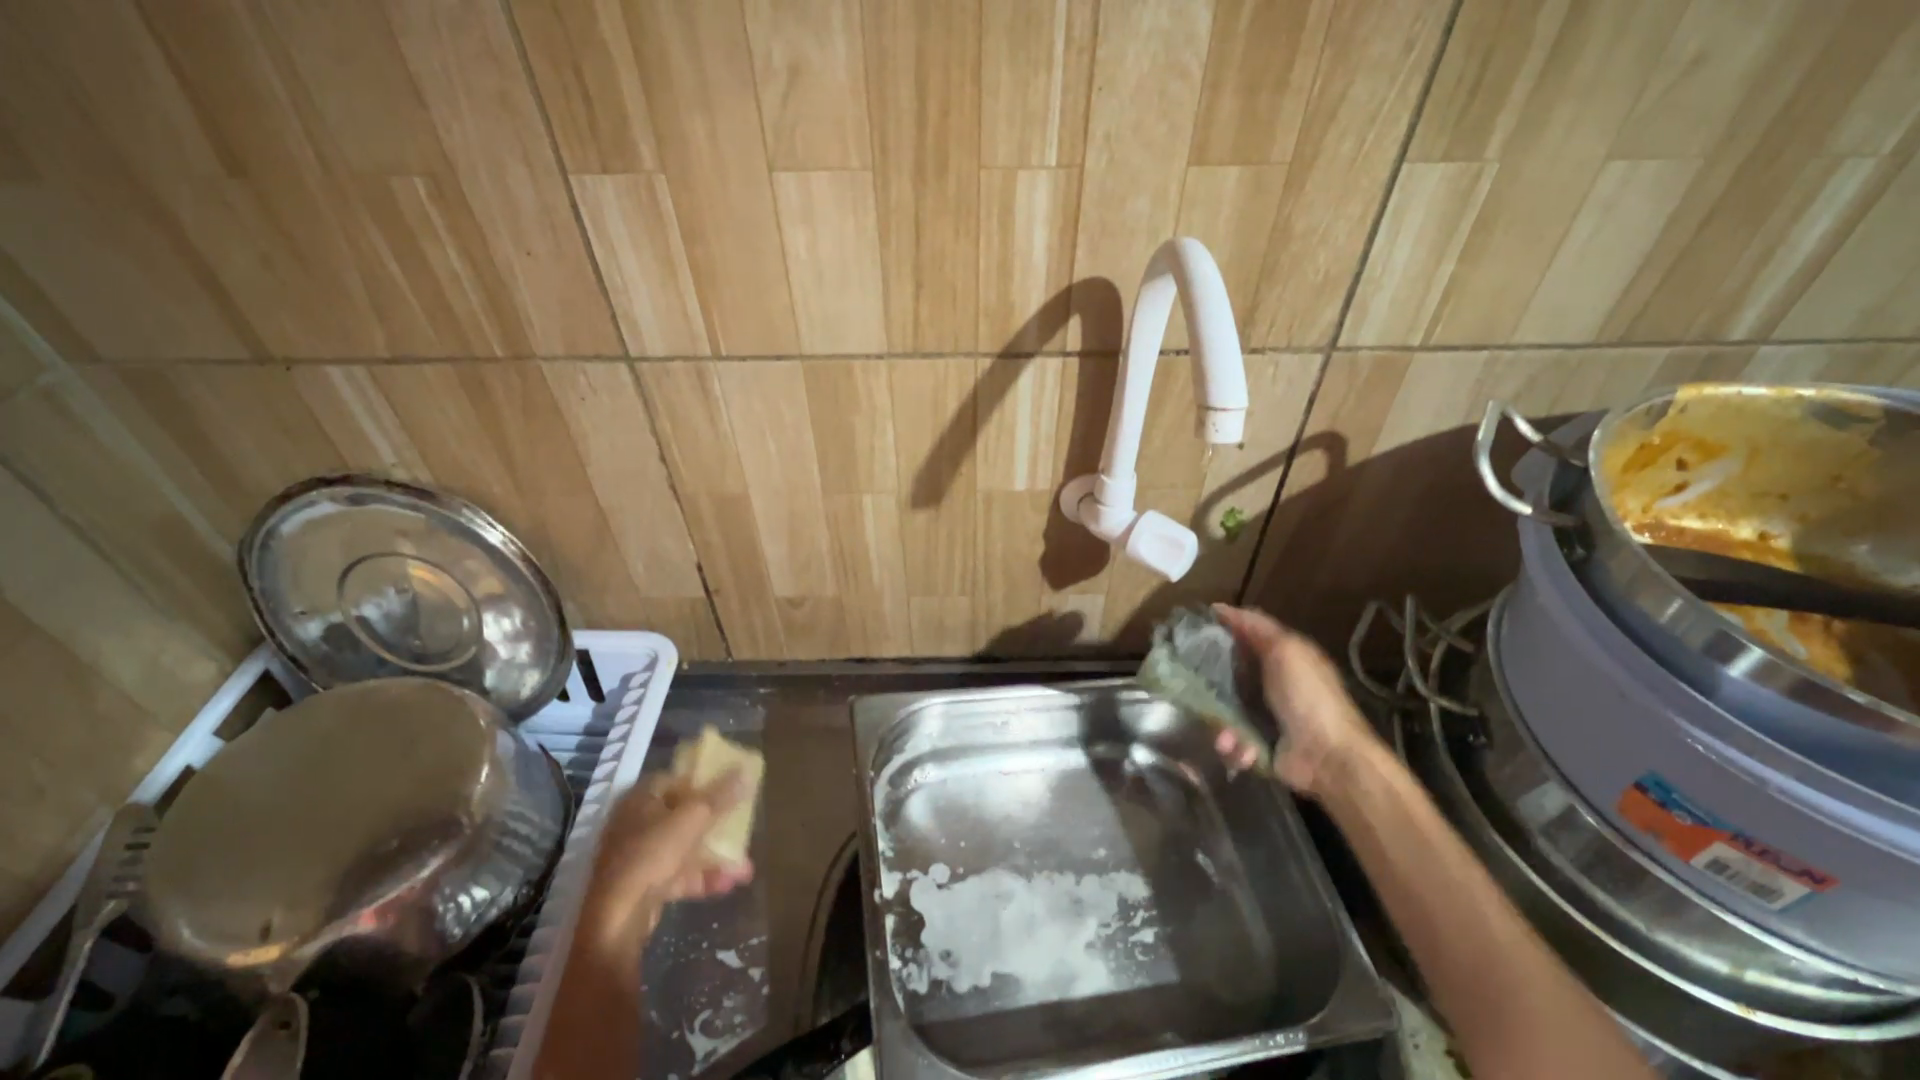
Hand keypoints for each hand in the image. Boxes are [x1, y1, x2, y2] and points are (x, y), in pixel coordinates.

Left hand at [580, 770, 754, 957]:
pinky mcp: (643, 885)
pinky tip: (729, 885)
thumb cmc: (652, 853)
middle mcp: (635, 824)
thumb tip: (745, 771)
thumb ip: (721, 796)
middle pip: (680, 816)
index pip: (671, 779)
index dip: (699, 781)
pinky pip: (678, 875)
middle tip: (739, 828)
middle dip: (715, 825)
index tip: (725, 788)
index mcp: (639, 799)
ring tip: (746, 868)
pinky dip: (702, 879)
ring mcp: (638, 856)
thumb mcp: (693, 818)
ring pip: (682, 849)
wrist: (618, 915)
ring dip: (714, 857)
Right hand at [1210, 604, 1382, 797]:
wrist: (1328, 756)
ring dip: (1224, 726)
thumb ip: (1255, 627)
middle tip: (1191, 688)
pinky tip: (1245, 750)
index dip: (1221, 633)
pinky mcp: (1259, 746)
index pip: (1246, 637)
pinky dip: (1237, 747)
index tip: (1190, 632)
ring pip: (1226, 712)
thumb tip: (1220, 608)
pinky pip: (1234, 742)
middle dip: (1211, 687)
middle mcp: (1273, 684)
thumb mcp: (1286, 650)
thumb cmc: (1308, 696)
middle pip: (1229, 676)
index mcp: (1284, 657)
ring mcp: (1266, 716)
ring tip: (1229, 735)